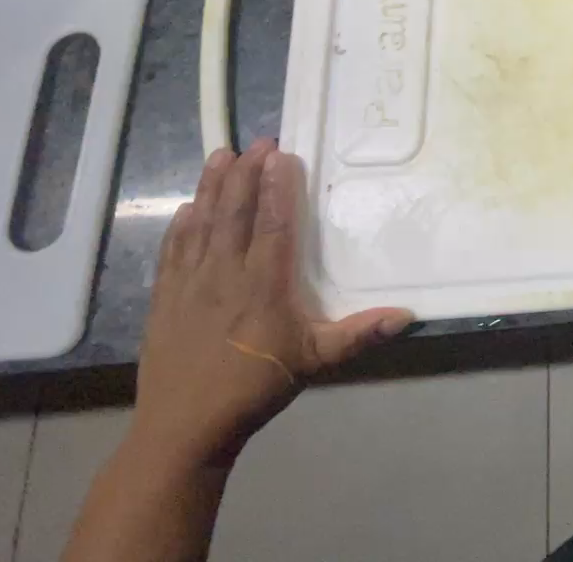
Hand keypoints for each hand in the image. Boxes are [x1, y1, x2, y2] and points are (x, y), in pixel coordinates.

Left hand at [130, 140, 412, 469]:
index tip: (282, 156)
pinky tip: (187, 207)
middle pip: (234, 215)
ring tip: (220, 156)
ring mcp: (189, 286)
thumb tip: (409, 315)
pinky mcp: (164, 300)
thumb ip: (359, 335)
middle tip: (257, 142)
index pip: (272, 226)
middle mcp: (224, 276)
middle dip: (245, 175)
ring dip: (211, 188)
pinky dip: (180, 225)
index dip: (278, 189)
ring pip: (201, 225)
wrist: (183, 429)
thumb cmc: (256, 386)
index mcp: (262, 286)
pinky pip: (172, 252)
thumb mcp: (315, 360)